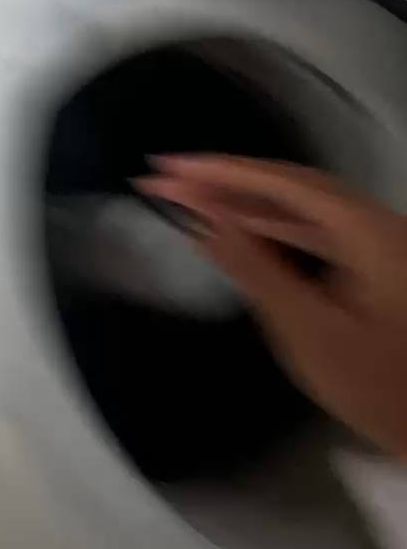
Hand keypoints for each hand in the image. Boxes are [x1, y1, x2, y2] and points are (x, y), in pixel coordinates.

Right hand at [136, 155, 406, 459]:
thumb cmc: (377, 383)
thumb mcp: (306, 326)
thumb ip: (253, 265)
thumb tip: (203, 215)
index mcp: (377, 240)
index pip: (289, 185)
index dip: (223, 169)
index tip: (165, 165)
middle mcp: (389, 235)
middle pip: (298, 189)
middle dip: (227, 179)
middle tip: (164, 177)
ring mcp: (390, 253)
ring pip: (307, 208)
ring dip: (244, 200)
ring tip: (186, 197)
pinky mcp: (384, 271)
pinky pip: (319, 229)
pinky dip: (270, 223)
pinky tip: (235, 227)